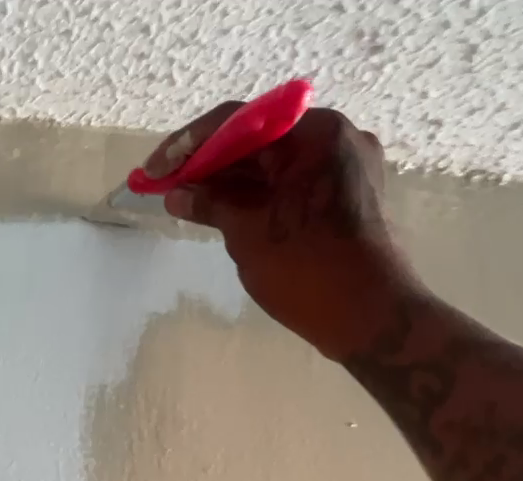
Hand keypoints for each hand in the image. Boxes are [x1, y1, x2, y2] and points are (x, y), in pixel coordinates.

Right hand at [146, 104, 420, 356]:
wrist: (369, 317)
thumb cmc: (307, 270)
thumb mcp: (248, 233)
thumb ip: (212, 204)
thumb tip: (178, 194)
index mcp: (315, 133)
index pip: (239, 122)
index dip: (188, 145)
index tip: (154, 171)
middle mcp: (335, 138)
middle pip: (258, 139)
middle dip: (209, 163)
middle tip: (166, 186)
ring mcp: (344, 168)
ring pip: (274, 165)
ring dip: (230, 182)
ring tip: (187, 201)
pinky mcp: (346, 197)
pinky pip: (291, 184)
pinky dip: (257, 195)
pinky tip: (225, 212)